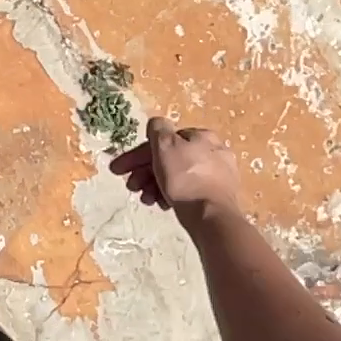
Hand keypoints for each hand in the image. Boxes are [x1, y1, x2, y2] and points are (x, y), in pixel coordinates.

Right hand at [110, 117, 241, 225]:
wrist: (211, 216)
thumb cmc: (185, 177)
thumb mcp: (165, 144)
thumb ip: (157, 128)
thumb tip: (157, 124)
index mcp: (202, 138)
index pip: (164, 141)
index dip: (139, 154)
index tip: (122, 167)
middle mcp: (213, 153)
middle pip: (169, 159)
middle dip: (144, 172)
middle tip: (130, 186)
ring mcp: (218, 177)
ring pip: (176, 176)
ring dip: (154, 185)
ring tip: (145, 199)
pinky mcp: (217, 197)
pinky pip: (187, 190)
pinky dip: (170, 194)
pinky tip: (161, 204)